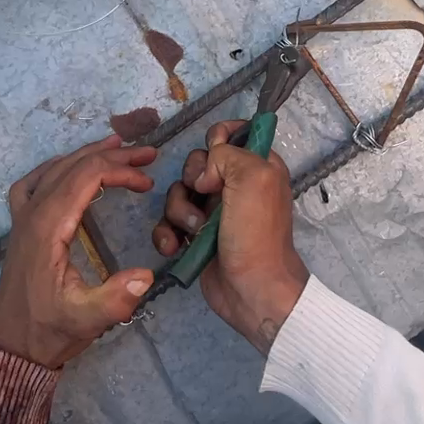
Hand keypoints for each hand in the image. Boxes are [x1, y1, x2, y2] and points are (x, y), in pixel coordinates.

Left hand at [0, 135, 156, 367]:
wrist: (11, 348)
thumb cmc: (49, 332)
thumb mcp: (86, 320)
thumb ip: (116, 298)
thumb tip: (146, 274)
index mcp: (48, 227)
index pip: (86, 177)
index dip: (120, 171)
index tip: (148, 181)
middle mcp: (32, 213)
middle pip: (73, 166)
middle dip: (113, 156)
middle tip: (148, 154)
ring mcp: (22, 217)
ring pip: (55, 168)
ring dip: (89, 155)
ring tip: (119, 148)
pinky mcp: (21, 226)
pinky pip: (36, 181)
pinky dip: (59, 167)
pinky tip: (73, 168)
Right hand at [152, 121, 308, 352]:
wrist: (251, 290)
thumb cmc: (257, 232)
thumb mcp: (254, 177)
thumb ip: (227, 153)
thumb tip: (204, 172)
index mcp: (256, 165)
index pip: (231, 133)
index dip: (218, 138)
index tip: (214, 152)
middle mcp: (233, 184)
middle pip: (196, 162)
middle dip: (192, 179)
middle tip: (204, 195)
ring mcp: (212, 211)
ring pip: (178, 192)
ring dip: (179, 211)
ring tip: (194, 230)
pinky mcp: (194, 236)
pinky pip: (168, 222)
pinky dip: (167, 233)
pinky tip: (174, 246)